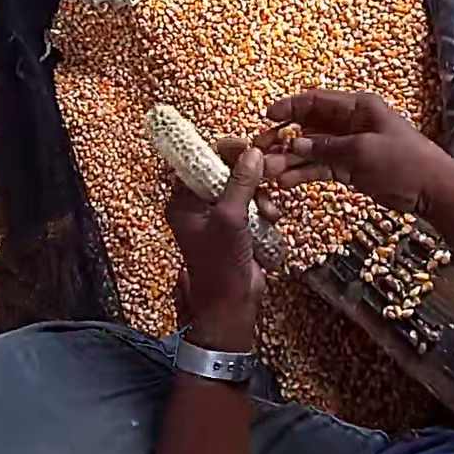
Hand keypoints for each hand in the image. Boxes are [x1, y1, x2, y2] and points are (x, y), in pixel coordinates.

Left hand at [166, 143, 271, 352]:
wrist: (230, 305)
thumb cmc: (221, 263)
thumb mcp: (231, 218)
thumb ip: (241, 182)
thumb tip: (253, 151)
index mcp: (183, 201)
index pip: (200, 162)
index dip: (225, 152)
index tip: (249, 148)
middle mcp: (197, 206)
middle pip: (225, 173)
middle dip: (249, 177)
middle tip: (269, 175)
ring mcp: (218, 217)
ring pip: (243, 189)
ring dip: (259, 196)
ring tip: (268, 212)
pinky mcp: (236, 228)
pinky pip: (252, 206)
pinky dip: (263, 210)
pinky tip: (270, 220)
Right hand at [259, 91, 453, 213]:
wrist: (431, 190)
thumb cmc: (402, 162)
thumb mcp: (362, 151)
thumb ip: (326, 148)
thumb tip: (295, 146)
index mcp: (357, 107)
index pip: (316, 101)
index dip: (290, 107)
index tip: (268, 117)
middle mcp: (349, 123)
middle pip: (309, 126)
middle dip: (283, 137)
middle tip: (260, 149)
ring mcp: (348, 146)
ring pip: (311, 149)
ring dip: (290, 160)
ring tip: (268, 172)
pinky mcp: (348, 167)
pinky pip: (320, 167)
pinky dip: (303, 173)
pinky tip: (285, 182)